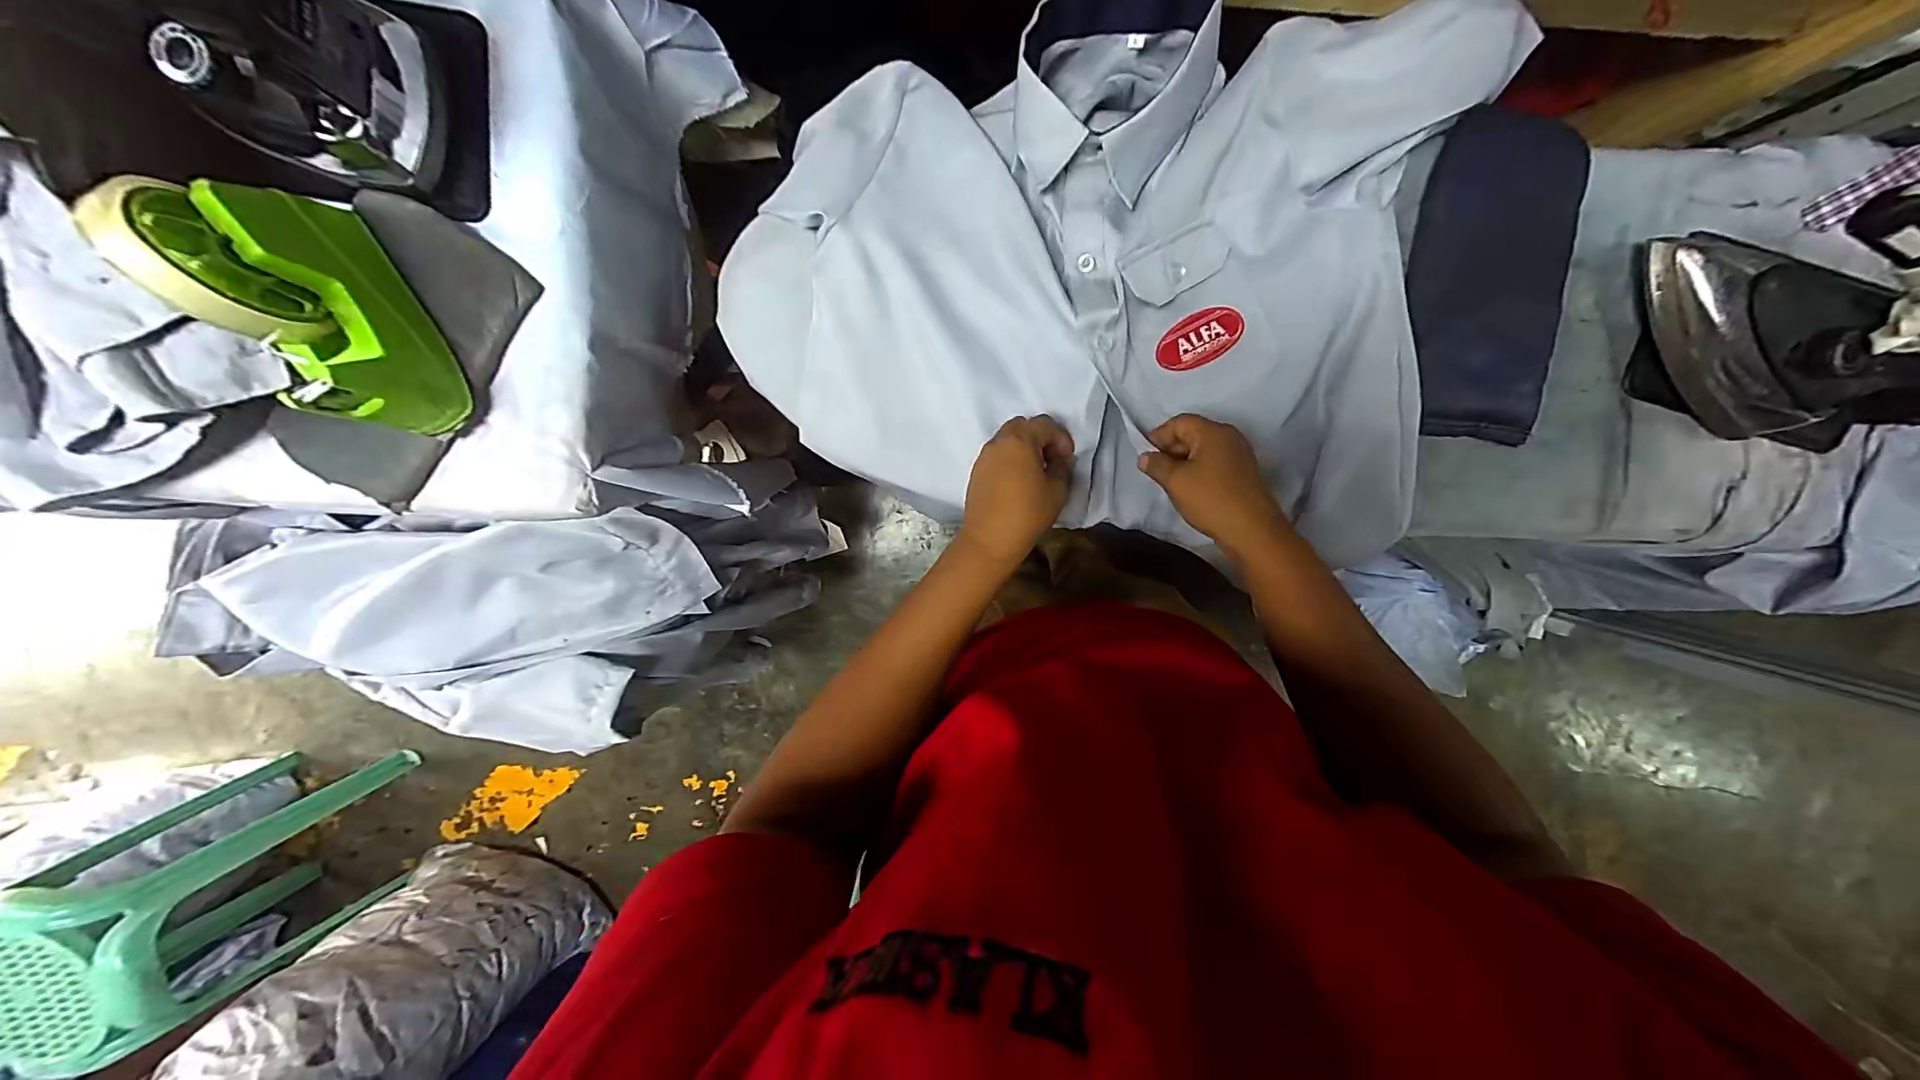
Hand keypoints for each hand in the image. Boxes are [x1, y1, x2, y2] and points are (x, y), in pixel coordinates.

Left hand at [959, 415, 1074, 565]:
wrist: (989, 540)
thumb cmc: (1027, 514)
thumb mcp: (1057, 490)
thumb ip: (1062, 467)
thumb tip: (1059, 459)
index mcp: (1019, 440)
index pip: (1044, 424)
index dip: (1061, 437)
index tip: (1067, 457)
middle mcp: (998, 442)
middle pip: (1022, 426)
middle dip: (1040, 437)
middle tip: (1052, 459)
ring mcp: (984, 457)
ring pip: (1007, 440)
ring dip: (1024, 448)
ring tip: (1036, 471)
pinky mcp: (976, 472)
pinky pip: (997, 455)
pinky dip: (1010, 459)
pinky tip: (1019, 481)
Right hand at [1137, 414, 1289, 558]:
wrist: (1251, 529)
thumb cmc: (1210, 499)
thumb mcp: (1175, 481)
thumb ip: (1156, 465)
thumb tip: (1144, 457)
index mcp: (1213, 432)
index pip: (1179, 422)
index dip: (1158, 436)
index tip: (1146, 456)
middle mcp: (1229, 436)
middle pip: (1193, 432)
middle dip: (1171, 448)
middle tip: (1156, 469)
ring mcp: (1239, 453)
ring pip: (1204, 448)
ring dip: (1184, 460)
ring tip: (1171, 480)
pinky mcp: (1243, 471)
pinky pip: (1215, 461)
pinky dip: (1199, 468)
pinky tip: (1191, 487)